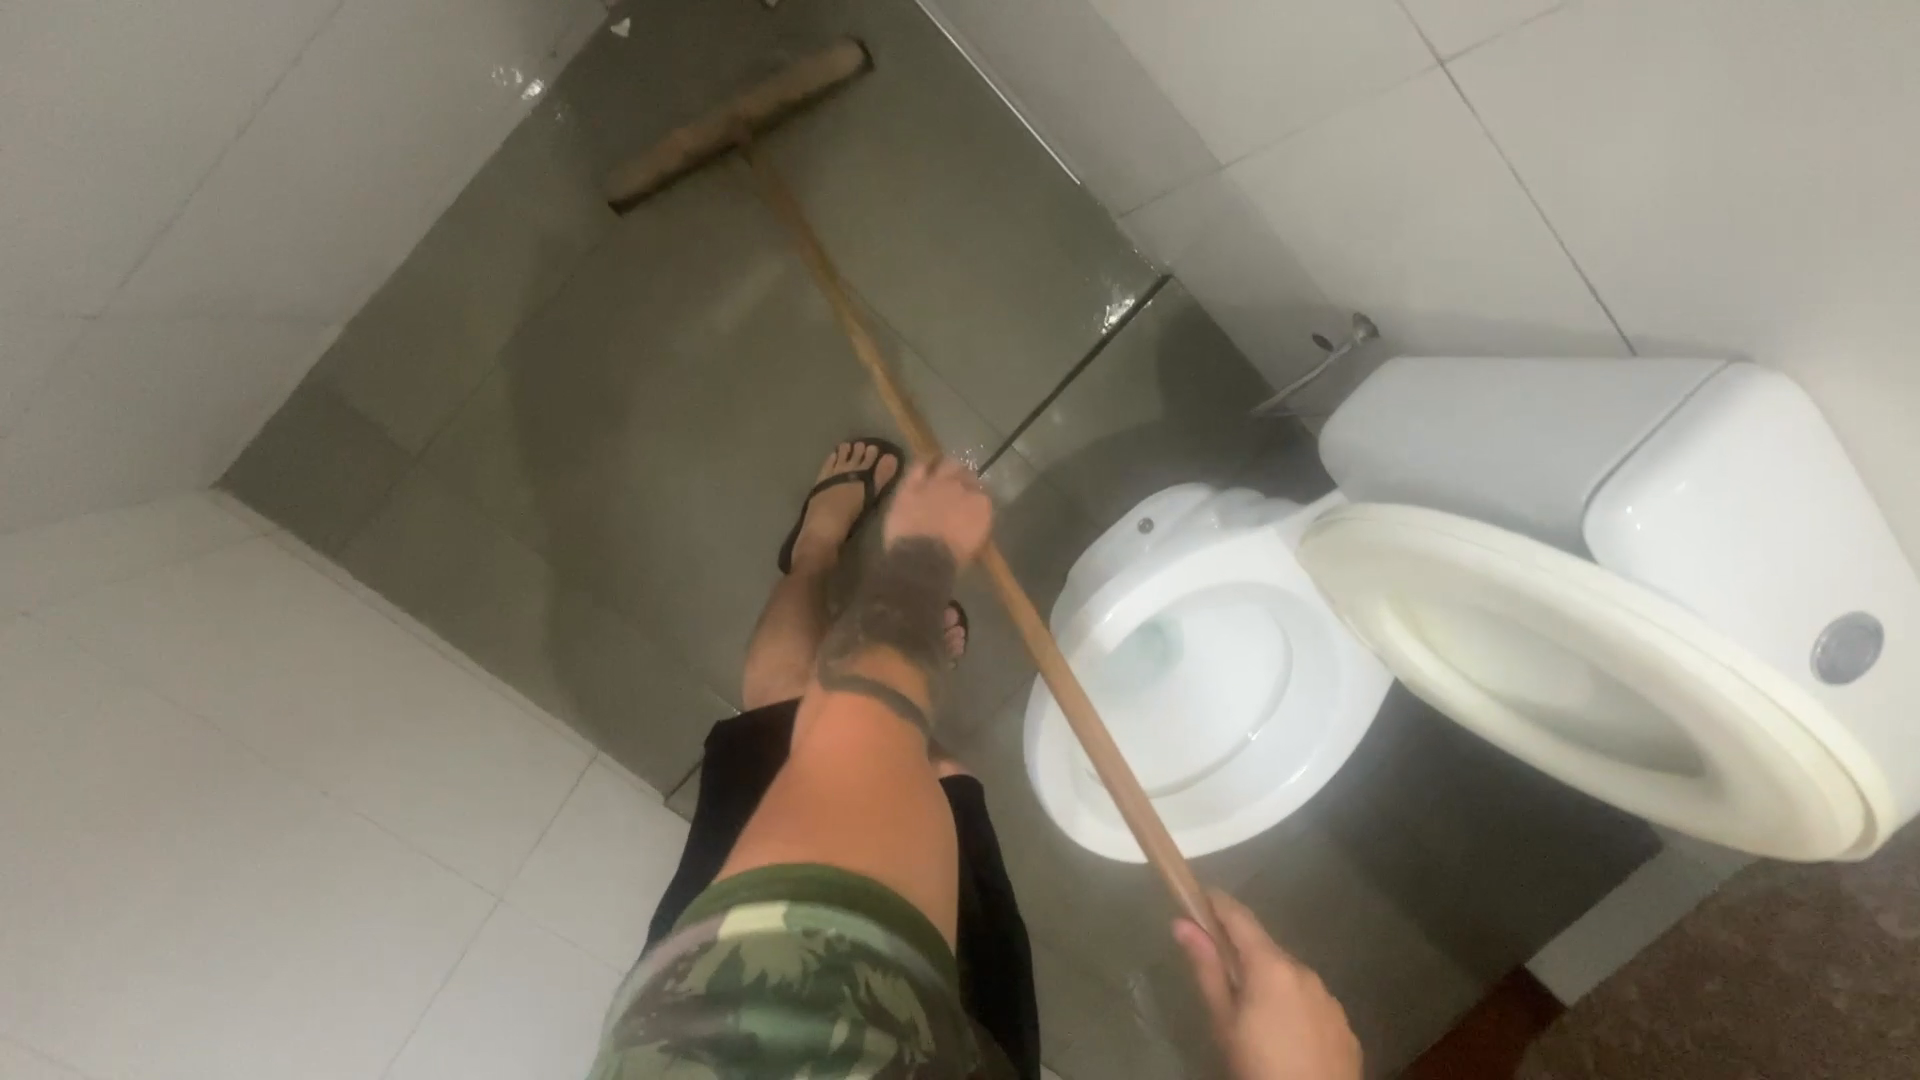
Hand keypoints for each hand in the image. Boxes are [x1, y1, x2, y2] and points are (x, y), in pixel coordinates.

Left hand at [884, 457, 992, 567]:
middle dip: (965, 479)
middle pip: (966, 475)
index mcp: (981, 504)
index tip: (973, 504)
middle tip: (960, 486)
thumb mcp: (975, 546)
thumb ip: (976, 527)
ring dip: (948, 468)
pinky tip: (924, 468)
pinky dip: (924, 466)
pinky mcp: (912, 485)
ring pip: (947, 465)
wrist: (921, 559)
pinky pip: (919, 467)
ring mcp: (936, 483)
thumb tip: (973, 522)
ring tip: (945, 471)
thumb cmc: (951, 560)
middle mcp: (961, 487)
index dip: (977, 497)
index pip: (983, 493)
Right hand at [1175, 890, 1361, 1079]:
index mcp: (1271, 965)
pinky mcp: (1346, 1027)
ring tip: (1253, 1015)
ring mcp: (1330, 1000)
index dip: (1217, 902)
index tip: (1198, 897)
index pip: (1240, 916)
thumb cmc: (1259, 1066)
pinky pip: (1311, 1003)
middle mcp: (1305, 971)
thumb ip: (1205, 967)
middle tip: (1220, 974)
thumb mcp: (1223, 1020)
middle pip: (1265, 949)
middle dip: (1241, 952)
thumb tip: (1181, 922)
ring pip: (1290, 977)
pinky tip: (1285, 1036)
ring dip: (1269, 981)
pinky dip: (1293, 1007)